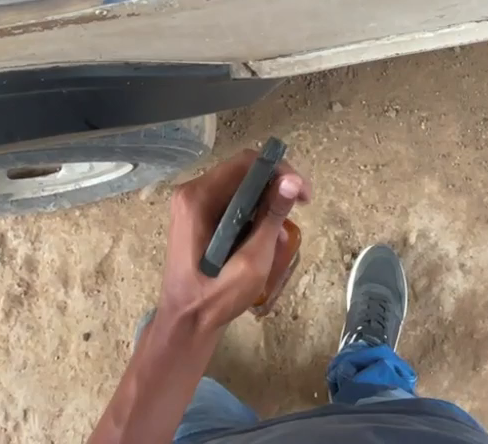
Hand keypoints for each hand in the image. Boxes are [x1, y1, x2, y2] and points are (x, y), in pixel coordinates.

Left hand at [156, 148, 309, 335]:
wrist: (185, 325)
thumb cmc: (216, 298)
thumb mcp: (251, 261)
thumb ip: (271, 218)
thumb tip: (292, 181)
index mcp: (198, 198)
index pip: (246, 163)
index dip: (279, 171)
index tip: (302, 195)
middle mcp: (192, 191)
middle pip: (243, 171)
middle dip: (275, 185)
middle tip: (299, 207)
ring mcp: (192, 202)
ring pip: (240, 185)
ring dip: (266, 200)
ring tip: (281, 228)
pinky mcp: (198, 214)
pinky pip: (232, 199)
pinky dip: (253, 210)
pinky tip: (264, 234)